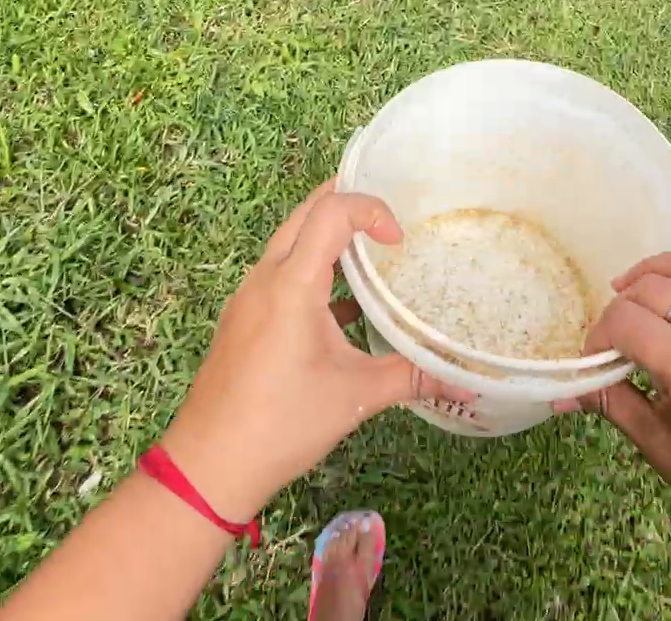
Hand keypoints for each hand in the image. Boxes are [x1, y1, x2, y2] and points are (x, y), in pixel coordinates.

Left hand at [158, 182, 464, 522]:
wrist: (207, 467)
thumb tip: (463, 381)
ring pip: (290, 239)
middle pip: (305, 212)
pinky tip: (342, 301)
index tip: (398, 241)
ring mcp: (249, 296)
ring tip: (370, 249)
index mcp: (292, 284)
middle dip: (347, 202)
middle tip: (388, 215)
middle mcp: (265, 277)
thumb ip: (411, 376)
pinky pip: (280, 270)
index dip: (370, 210)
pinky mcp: (244, 316)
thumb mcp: (356, 396)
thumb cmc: (282, 424)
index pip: (330, 211)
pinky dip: (312, 266)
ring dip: (328, 234)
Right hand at [576, 251, 670, 612]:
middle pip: (651, 288)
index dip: (596, 336)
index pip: (625, 321)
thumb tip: (562, 394)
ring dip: (654, 271)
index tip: (590, 363)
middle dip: (619, 306)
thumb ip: (612, 404)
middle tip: (608, 340)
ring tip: (629, 288)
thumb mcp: (659, 445)